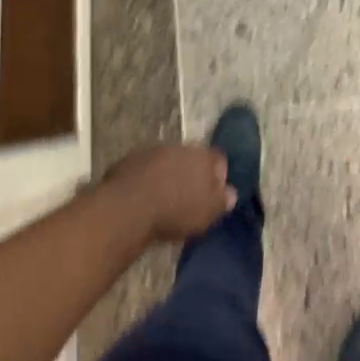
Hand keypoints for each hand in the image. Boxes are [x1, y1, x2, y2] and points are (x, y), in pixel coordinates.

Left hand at [104, 143, 235, 241]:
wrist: (129, 207)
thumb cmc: (176, 211)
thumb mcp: (207, 213)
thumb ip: (222, 201)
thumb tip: (230, 193)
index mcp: (203, 157)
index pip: (219, 159)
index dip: (219, 175)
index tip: (215, 193)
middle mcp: (180, 147)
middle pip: (192, 157)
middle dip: (192, 173)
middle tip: (190, 196)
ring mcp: (153, 150)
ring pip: (168, 161)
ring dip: (169, 174)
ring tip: (165, 198)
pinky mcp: (129, 159)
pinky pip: (146, 168)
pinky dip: (148, 179)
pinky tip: (144, 197)